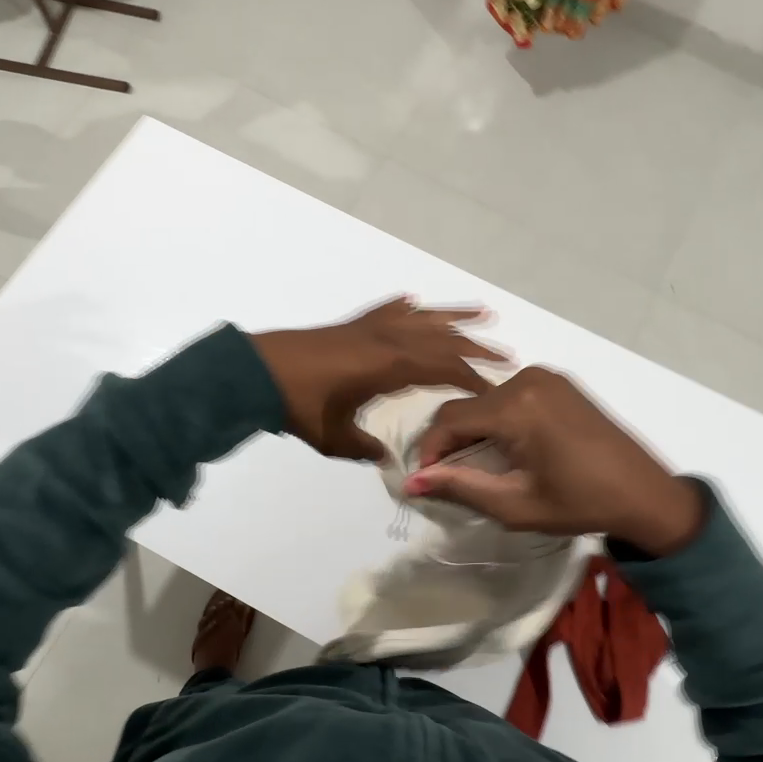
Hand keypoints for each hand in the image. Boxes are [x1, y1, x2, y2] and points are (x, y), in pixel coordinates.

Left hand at [251, 297, 507, 461]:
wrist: (257, 372)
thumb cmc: (299, 406)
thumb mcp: (336, 437)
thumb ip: (365, 448)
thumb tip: (385, 459)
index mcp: (392, 366)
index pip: (445, 368)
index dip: (473, 378)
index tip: (496, 389)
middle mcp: (389, 340)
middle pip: (442, 339)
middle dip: (476, 347)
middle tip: (505, 355)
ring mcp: (370, 328)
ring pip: (422, 318)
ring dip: (453, 317)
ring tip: (483, 314)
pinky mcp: (351, 325)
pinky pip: (386, 310)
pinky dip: (404, 307)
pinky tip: (414, 302)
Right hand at [401, 367, 704, 555]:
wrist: (644, 493)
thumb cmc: (580, 504)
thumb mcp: (515, 504)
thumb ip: (461, 487)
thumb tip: (411, 483)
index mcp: (516, 406)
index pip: (448, 419)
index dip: (430, 450)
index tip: (425, 481)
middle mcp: (527, 379)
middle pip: (467, 407)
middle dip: (451, 441)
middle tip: (450, 478)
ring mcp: (546, 376)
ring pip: (486, 400)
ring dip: (474, 430)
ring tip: (480, 466)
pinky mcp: (559, 382)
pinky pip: (511, 396)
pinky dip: (498, 420)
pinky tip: (507, 449)